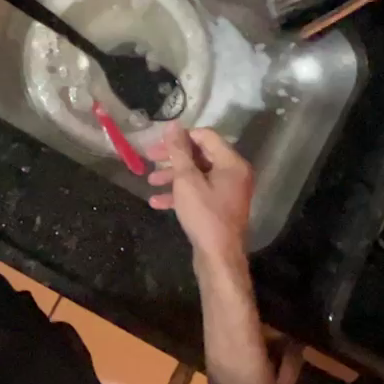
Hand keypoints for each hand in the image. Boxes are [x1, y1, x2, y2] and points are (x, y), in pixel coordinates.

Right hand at [148, 125, 254, 267]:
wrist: (219, 257)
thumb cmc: (204, 215)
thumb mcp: (187, 181)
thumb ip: (179, 151)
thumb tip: (173, 125)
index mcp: (231, 163)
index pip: (205, 136)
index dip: (181, 137)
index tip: (158, 143)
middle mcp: (234, 173)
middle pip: (200, 155)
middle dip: (173, 158)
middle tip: (149, 158)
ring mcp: (228, 191)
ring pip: (198, 174)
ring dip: (173, 176)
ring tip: (150, 181)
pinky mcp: (220, 207)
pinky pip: (200, 192)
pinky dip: (181, 193)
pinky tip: (157, 202)